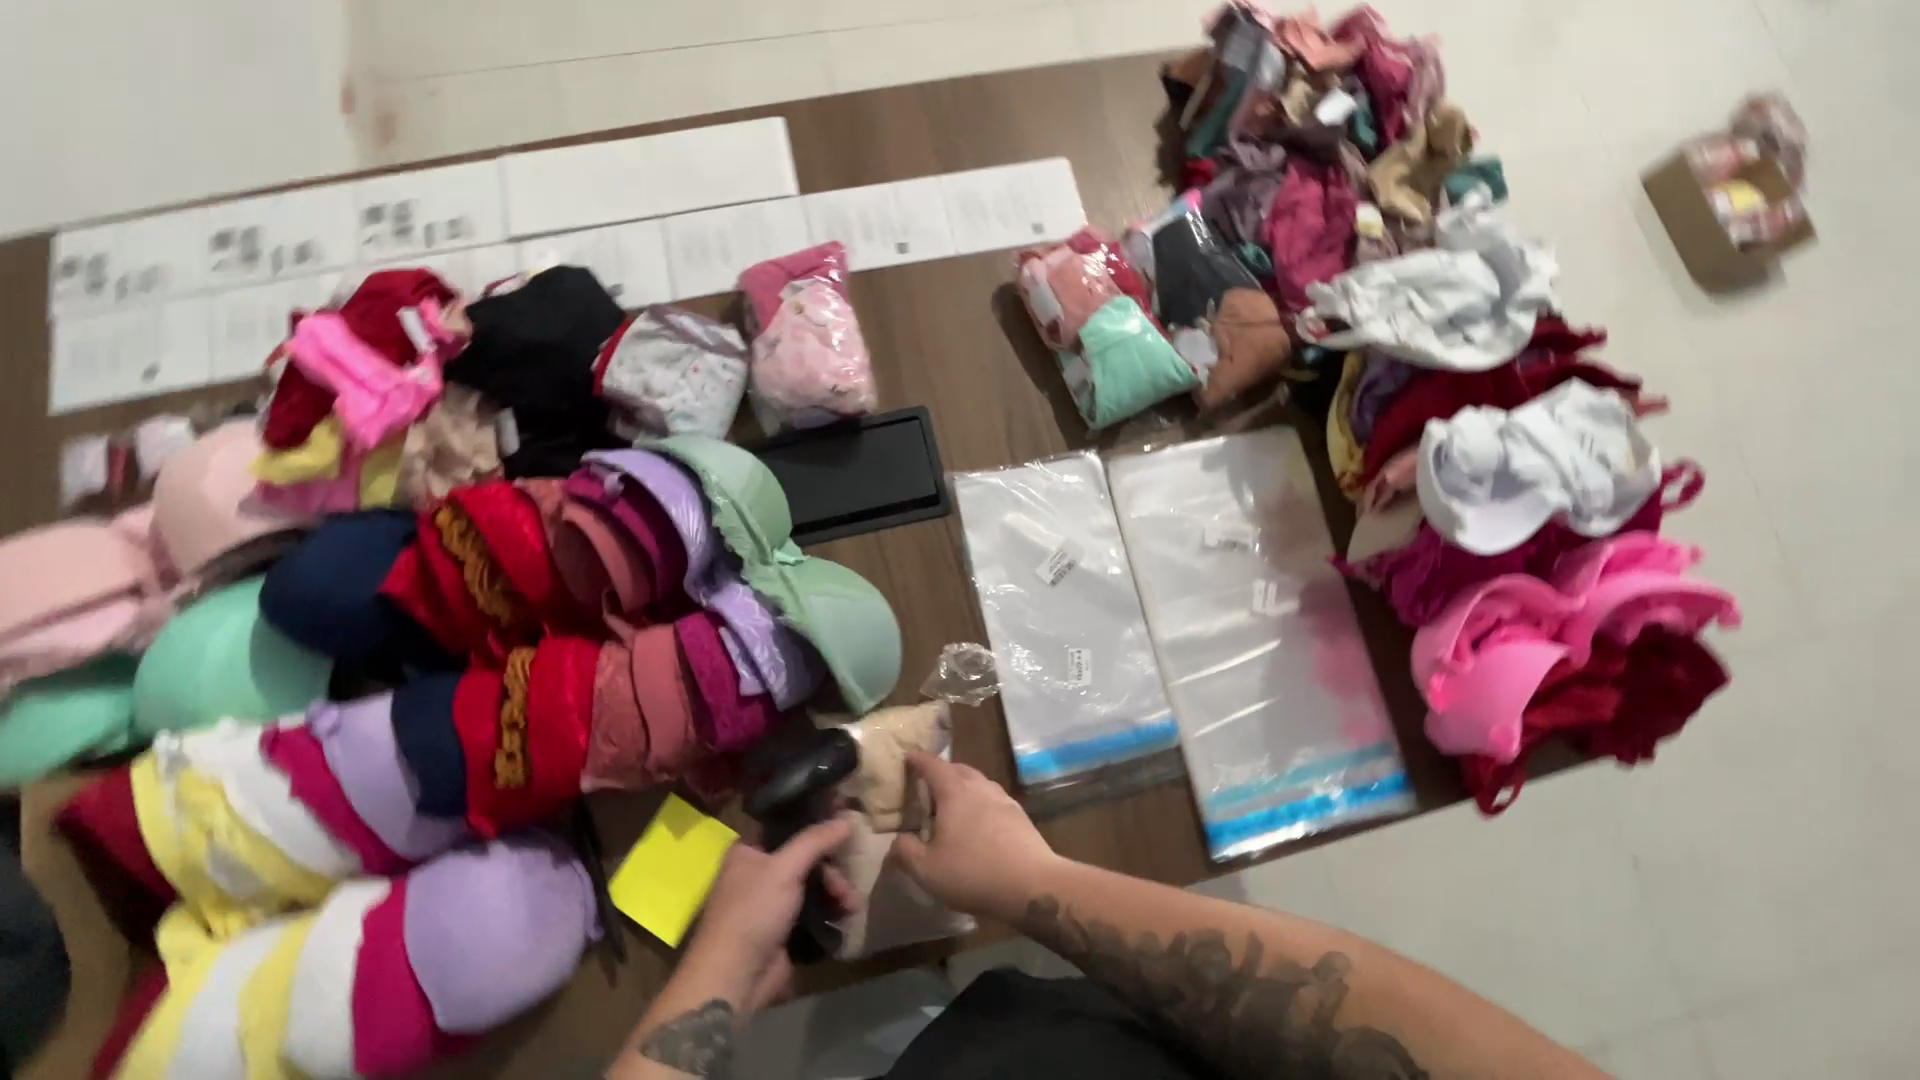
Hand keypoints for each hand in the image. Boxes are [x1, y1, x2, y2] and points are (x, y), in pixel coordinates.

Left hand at [679, 816, 860, 1012]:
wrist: (734, 979)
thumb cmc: (752, 912)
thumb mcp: (784, 868)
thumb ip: (816, 840)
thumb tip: (848, 817)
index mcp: (749, 849)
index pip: (786, 823)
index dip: (815, 819)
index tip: (844, 815)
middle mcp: (759, 871)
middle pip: (805, 856)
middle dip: (831, 867)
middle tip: (848, 880)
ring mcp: (772, 901)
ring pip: (813, 883)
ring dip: (836, 890)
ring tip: (851, 906)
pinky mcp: (784, 928)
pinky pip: (814, 909)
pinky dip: (831, 909)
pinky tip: (847, 915)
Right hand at [887, 750, 1061, 919]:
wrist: (1032, 885)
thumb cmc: (973, 872)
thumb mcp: (926, 869)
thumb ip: (905, 851)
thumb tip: (898, 839)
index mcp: (954, 791)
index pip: (932, 765)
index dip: (918, 760)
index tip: (908, 756)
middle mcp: (979, 786)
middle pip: (957, 769)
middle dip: (941, 772)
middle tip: (928, 786)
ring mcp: (1003, 799)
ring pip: (978, 783)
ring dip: (963, 787)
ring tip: (952, 806)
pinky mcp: (1020, 816)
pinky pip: (993, 799)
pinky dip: (980, 803)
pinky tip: (978, 824)